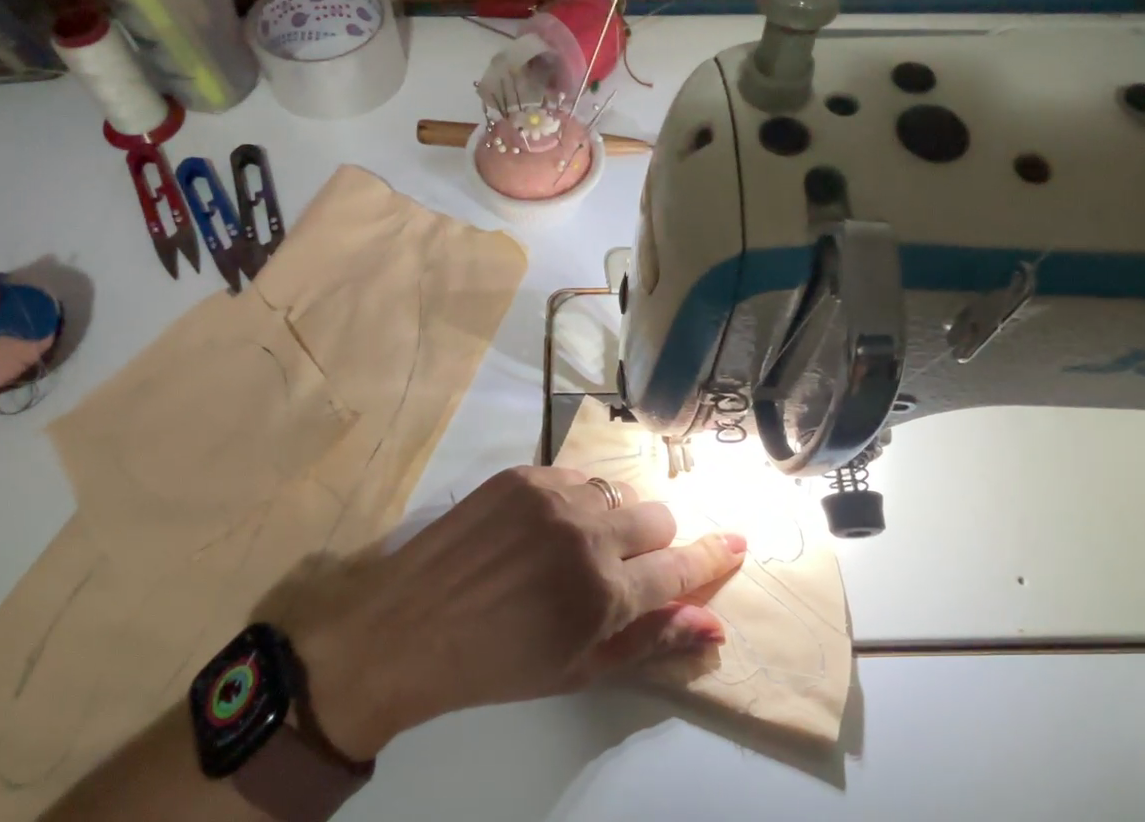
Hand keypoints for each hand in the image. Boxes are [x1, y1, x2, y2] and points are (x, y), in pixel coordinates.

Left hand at [263, 466, 746, 760]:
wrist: (406, 627)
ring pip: (614, 492)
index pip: (682, 566)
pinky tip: (542, 529)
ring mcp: (551, 495)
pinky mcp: (519, 474)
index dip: (714, 556)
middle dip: (653, 543)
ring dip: (611, 519)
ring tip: (574, 548)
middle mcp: (587, 531)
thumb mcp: (580, 669)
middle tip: (624, 568)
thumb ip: (651, 640)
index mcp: (606, 590)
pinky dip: (572, 501)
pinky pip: (572, 478)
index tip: (738, 541)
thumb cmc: (497, 664)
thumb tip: (714, 626)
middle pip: (657, 516)